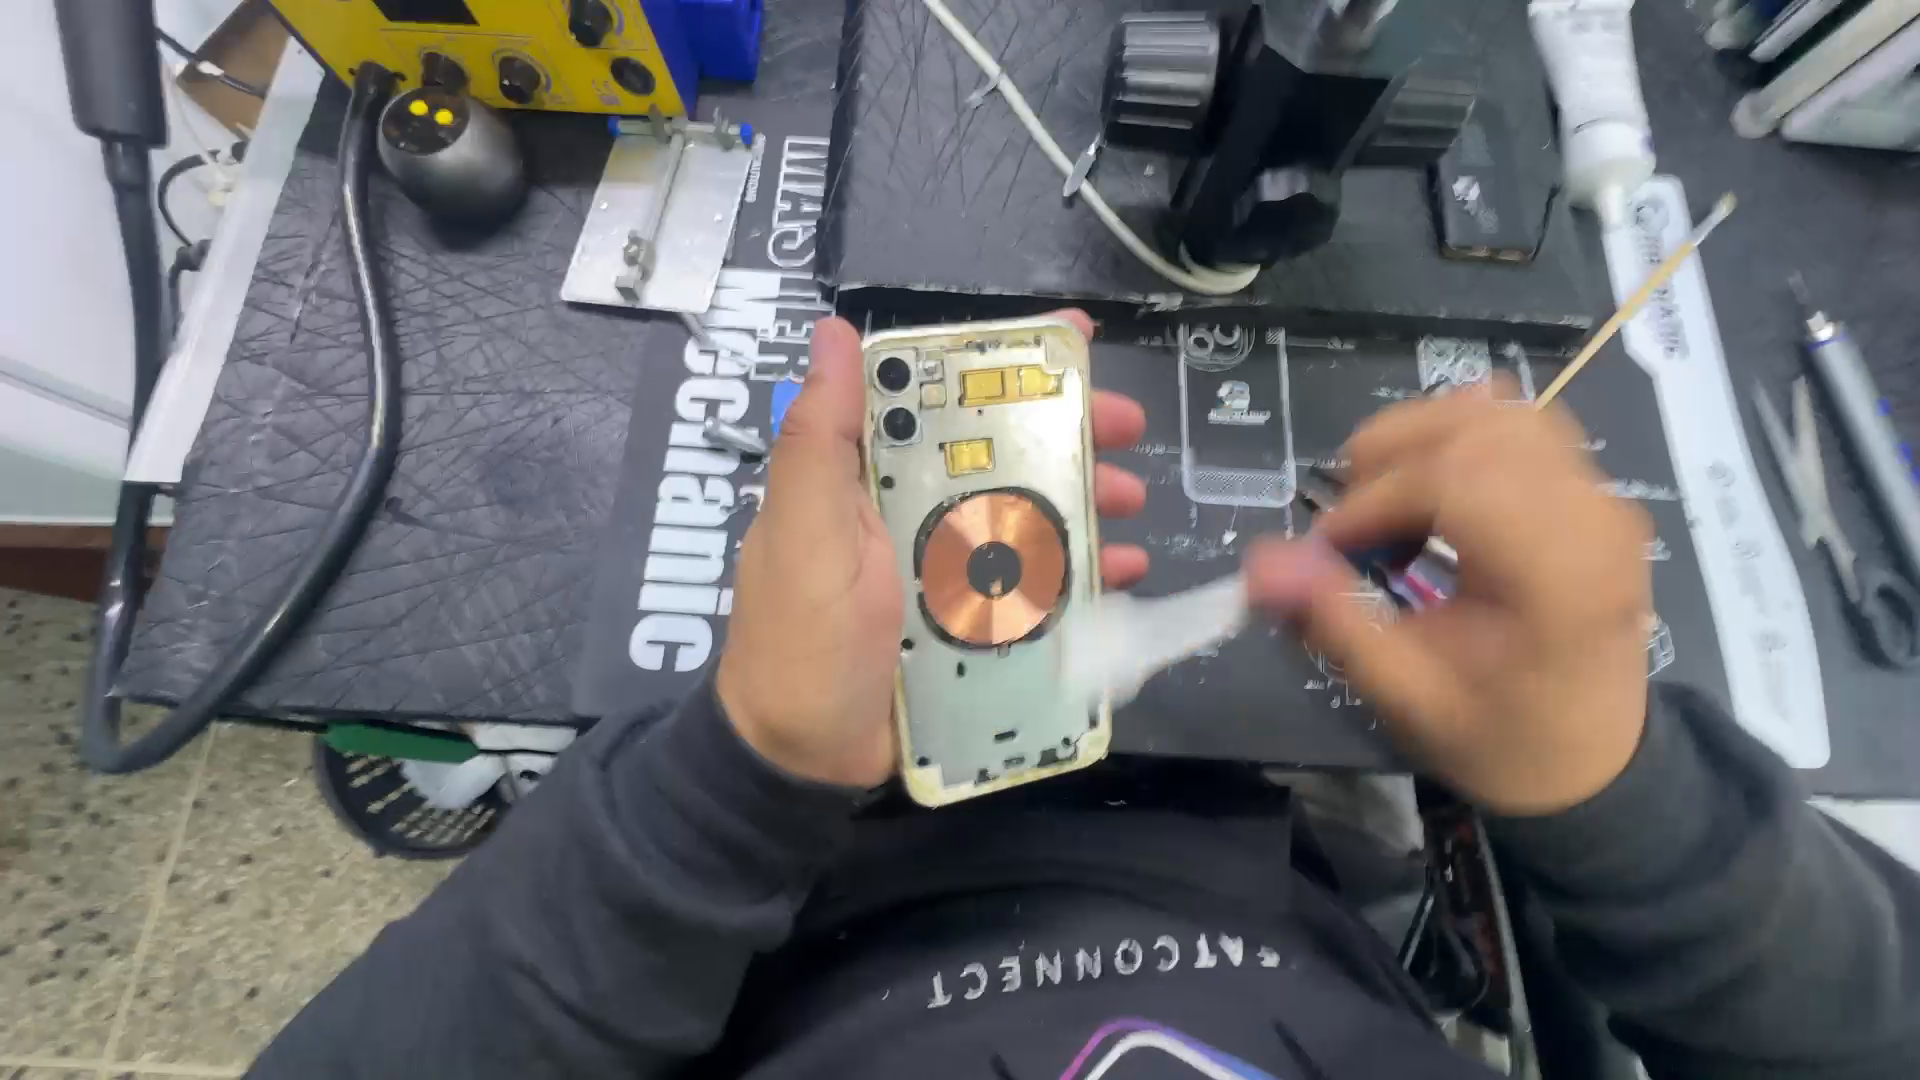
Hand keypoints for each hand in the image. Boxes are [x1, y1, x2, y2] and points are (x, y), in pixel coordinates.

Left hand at [718, 311, 1149, 787]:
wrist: (805, 754)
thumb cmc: (804, 636)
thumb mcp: (805, 530)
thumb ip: (821, 438)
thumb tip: (833, 330)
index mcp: (873, 476)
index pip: (944, 399)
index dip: (1005, 367)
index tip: (1072, 345)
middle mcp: (914, 510)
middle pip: (1000, 454)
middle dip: (1066, 433)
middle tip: (1126, 428)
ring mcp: (948, 566)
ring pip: (1027, 514)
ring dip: (1083, 499)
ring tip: (1130, 502)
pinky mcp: (973, 618)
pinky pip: (1036, 581)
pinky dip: (1079, 571)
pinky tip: (1119, 569)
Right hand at [1245, 384, 1653, 815]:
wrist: (1587, 757)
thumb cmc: (1495, 732)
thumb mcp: (1402, 692)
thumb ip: (1331, 621)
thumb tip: (1259, 564)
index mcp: (1556, 574)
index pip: (1454, 481)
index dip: (1370, 502)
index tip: (1327, 549)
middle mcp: (1589, 516)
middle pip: (1472, 429)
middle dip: (1385, 459)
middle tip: (1349, 522)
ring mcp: (1595, 494)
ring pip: (1493, 411)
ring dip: (1414, 440)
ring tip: (1379, 497)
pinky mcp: (1583, 488)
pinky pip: (1515, 422)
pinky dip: (1452, 434)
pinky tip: (1423, 481)